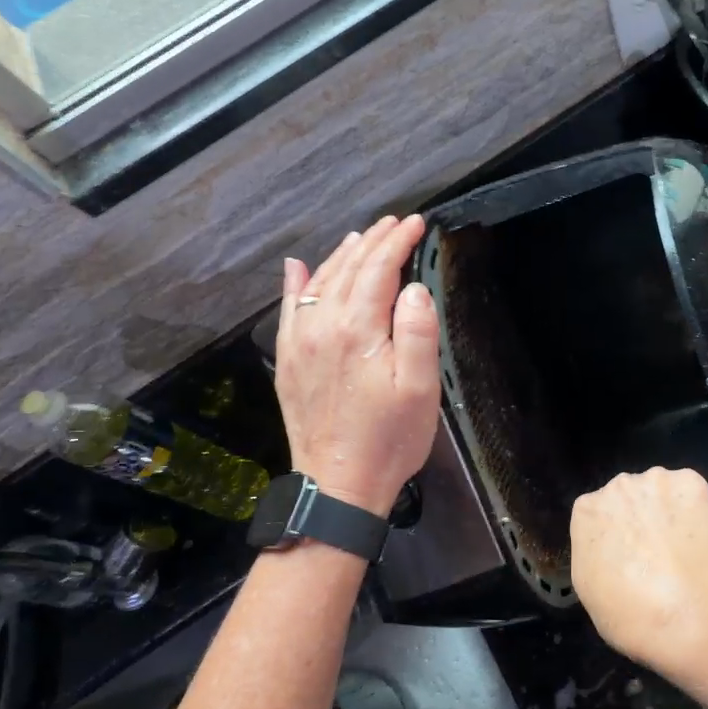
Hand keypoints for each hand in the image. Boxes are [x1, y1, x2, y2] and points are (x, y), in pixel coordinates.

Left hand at [275, 215, 439, 518]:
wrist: (338, 485)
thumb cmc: (389, 438)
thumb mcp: (419, 388)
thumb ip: (418, 331)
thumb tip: (414, 288)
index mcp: (358, 329)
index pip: (379, 269)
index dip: (399, 242)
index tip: (417, 223)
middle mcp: (322, 325)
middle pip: (348, 269)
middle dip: (374, 241)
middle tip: (395, 223)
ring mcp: (299, 342)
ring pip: (319, 282)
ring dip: (342, 255)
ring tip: (361, 238)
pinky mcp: (288, 361)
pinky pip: (289, 308)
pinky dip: (295, 282)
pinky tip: (297, 266)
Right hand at [569, 468, 707, 682]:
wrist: (690, 613)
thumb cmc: (631, 614)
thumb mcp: (591, 591)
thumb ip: (595, 556)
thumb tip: (613, 552)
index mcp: (586, 511)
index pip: (597, 515)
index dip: (615, 536)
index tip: (628, 558)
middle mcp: (618, 486)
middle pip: (630, 498)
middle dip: (642, 519)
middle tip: (659, 555)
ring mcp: (657, 481)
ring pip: (664, 493)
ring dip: (671, 514)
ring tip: (687, 550)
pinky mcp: (693, 484)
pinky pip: (694, 497)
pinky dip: (700, 513)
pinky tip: (705, 543)